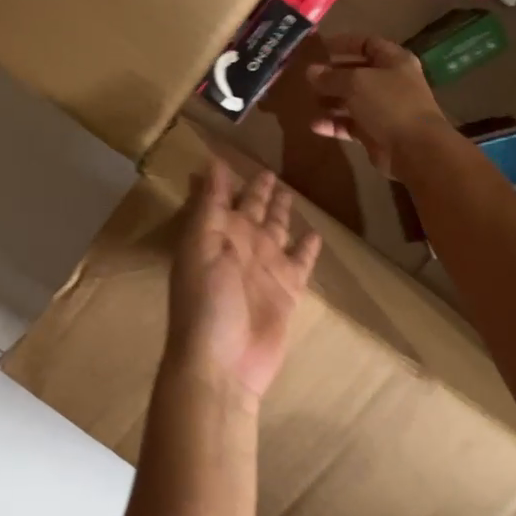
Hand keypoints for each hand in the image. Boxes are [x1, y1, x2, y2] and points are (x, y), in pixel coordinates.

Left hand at [169, 161, 321, 401]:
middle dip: (259, 191)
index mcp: (216, 234)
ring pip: (278, 230)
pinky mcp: (288, 290)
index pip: (221, 198)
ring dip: (282, 212)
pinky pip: (301, 261)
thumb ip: (208, 206)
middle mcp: (242, 247)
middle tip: (269, 169)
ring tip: (289, 192)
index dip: (224, 178)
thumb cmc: (205, 303)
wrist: (223, 363)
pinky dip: (307, 248)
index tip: (227, 152)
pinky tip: (315, 233)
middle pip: (253, 210)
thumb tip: (210, 162)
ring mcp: (266, 268)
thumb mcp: (200, 247)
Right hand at [305, 33, 452, 178]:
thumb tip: (310, 71)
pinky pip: (351, 125)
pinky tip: (315, 126)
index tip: (320, 48)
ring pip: (353, 100)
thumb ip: (331, 77)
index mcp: (394, 61)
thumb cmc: (389, 104)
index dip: (344, 43)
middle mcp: (391, 82)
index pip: (368, 44)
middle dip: (333, 75)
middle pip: (357, 73)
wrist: (415, 149)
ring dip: (331, 101)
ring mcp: (384, 109)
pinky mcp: (376, 133)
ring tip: (310, 102)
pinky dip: (334, 124)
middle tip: (309, 78)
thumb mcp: (356, 83)